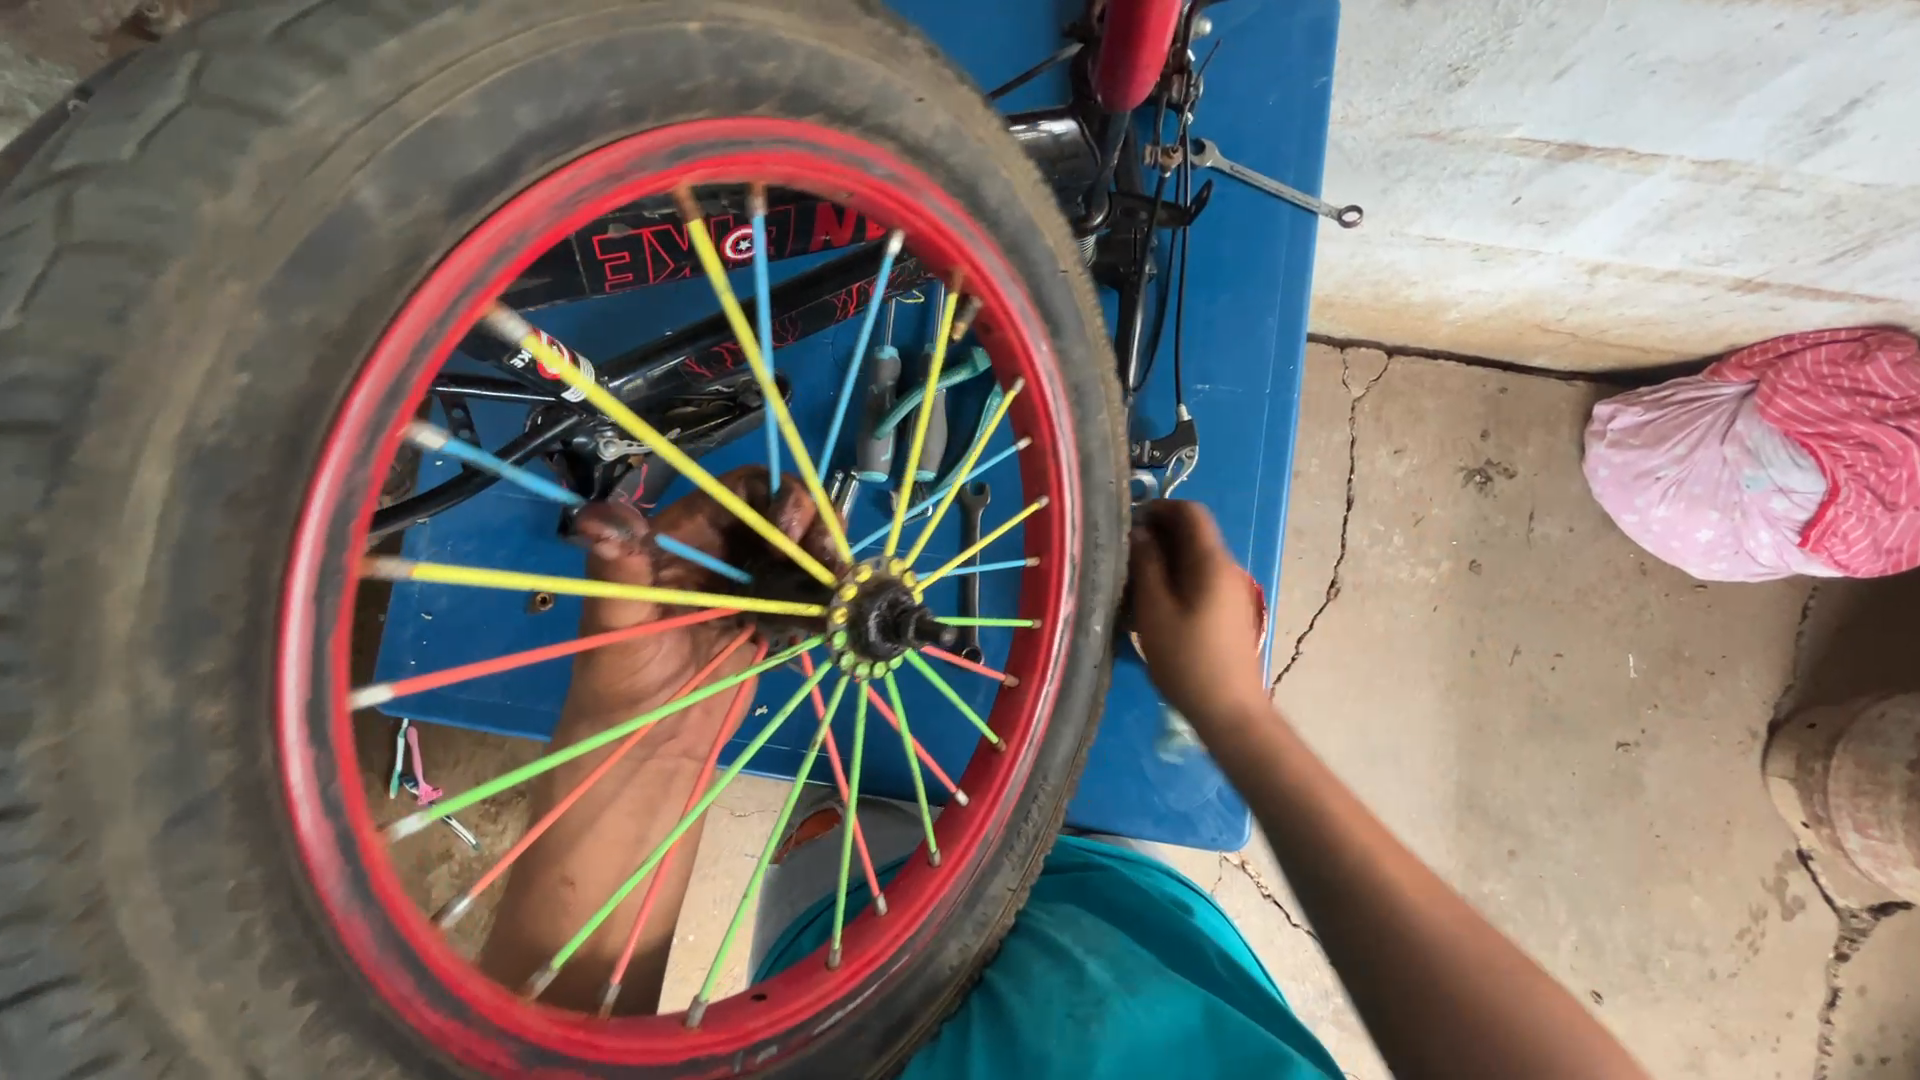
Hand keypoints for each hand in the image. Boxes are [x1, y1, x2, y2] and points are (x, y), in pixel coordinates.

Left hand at [560, 466, 839, 737]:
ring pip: (803, 549)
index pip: (741, 490)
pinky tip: (840, 607)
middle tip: (824, 556)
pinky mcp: (775, 619)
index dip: (774, 496)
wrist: (652, 741)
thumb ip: (618, 568)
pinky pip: (810, 592)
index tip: (789, 532)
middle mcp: (725, 552)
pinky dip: (830, 594)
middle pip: (783, 512)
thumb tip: (600, 517)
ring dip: (827, 556)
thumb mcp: (615, 620)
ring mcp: (754, 585)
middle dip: (813, 523)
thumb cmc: (621, 679)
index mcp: (686, 536)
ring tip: (838, 582)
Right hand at [1127, 500, 1268, 726]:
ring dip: (1162, 561)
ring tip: (1129, 582)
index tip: (1127, 522)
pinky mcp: (1228, 613)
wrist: (1229, 711)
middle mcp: (1227, 569)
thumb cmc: (1187, 660)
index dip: (1159, 508)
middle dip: (1157, 536)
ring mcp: (1231, 592)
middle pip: (1192, 536)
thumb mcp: (1155, 610)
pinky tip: (1149, 606)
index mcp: (1212, 562)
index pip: (1191, 512)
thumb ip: (1146, 565)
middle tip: (1121, 553)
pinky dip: (1173, 582)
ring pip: (1193, 561)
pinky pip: (1198, 583)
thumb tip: (1139, 533)